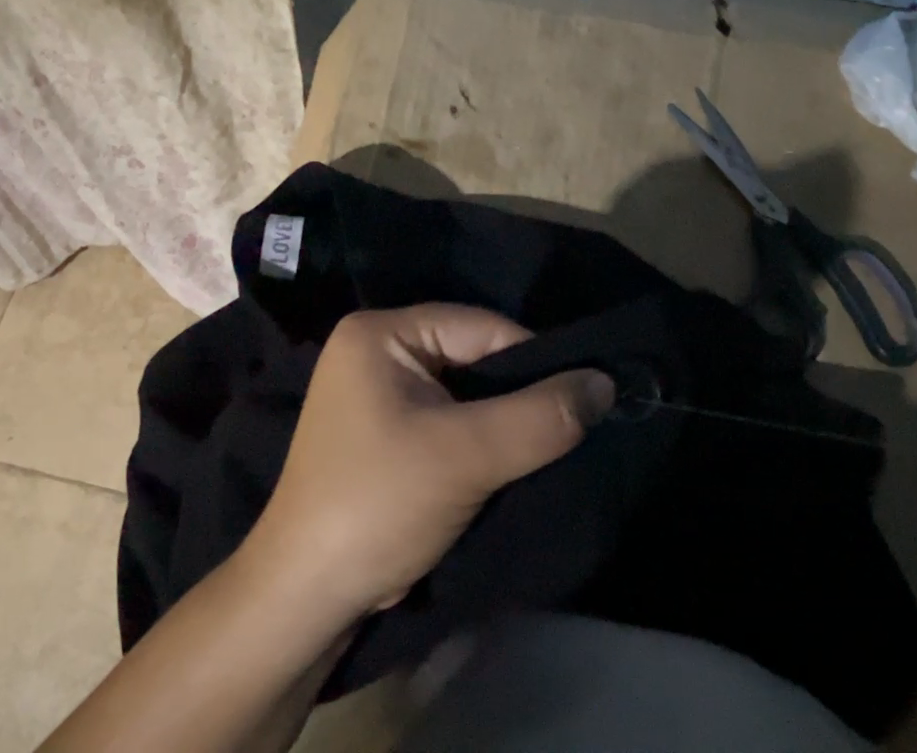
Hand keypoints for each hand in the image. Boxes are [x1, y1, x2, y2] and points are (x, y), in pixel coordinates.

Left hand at [240, 304, 614, 617]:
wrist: (310, 590)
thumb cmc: (380, 504)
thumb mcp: (467, 455)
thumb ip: (542, 416)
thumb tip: (606, 382)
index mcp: (379, 333)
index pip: (480, 327)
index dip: (537, 361)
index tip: (585, 399)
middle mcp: (373, 352)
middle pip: (473, 358)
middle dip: (521, 396)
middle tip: (572, 429)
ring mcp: (375, 396)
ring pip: (465, 395)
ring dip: (504, 424)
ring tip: (547, 451)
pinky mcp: (384, 435)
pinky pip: (448, 422)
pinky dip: (480, 442)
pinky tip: (512, 466)